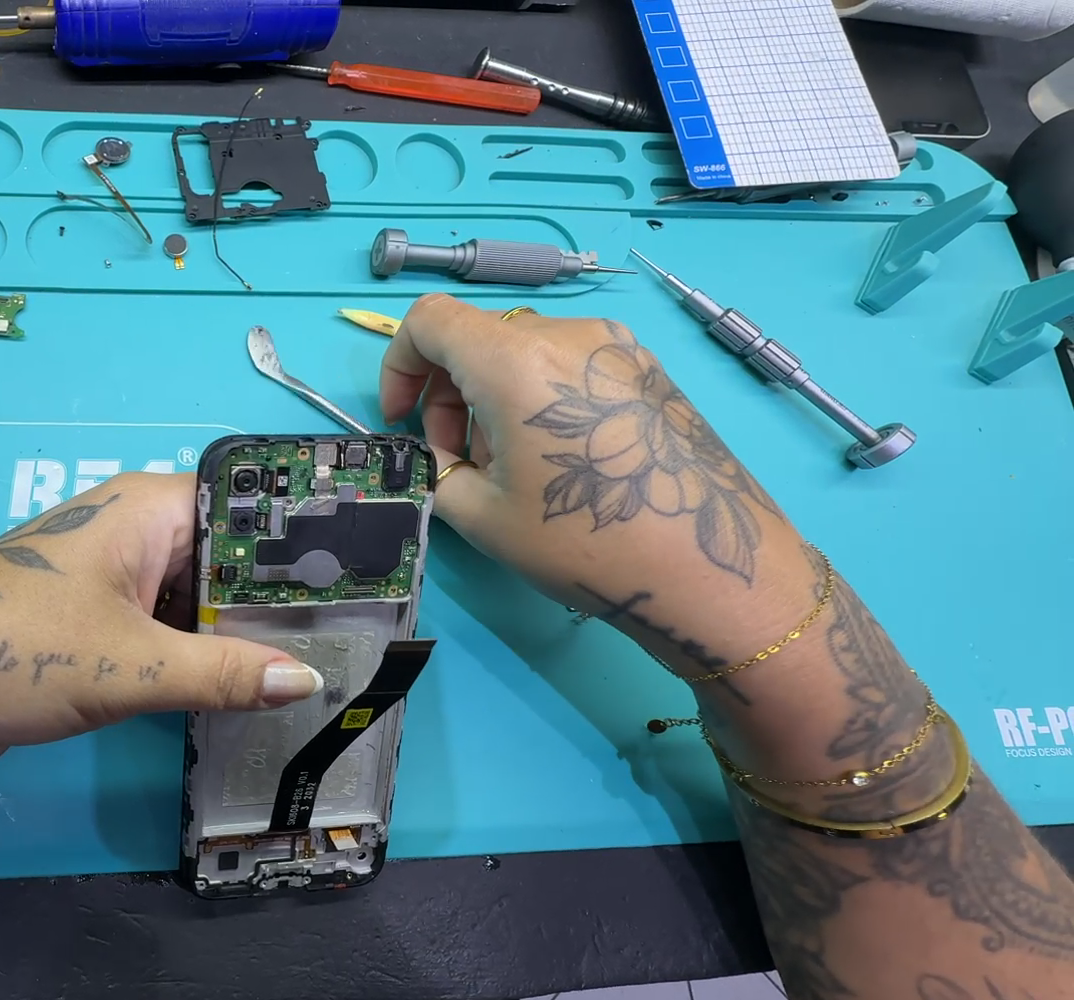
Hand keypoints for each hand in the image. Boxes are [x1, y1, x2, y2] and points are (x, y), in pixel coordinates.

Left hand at [0, 472, 321, 768]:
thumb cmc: (18, 653)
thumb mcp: (130, 664)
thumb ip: (225, 672)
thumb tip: (310, 678)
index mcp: (144, 507)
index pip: (245, 506)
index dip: (300, 542)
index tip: (358, 583)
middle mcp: (131, 529)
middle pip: (223, 555)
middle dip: (274, 597)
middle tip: (347, 638)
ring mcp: (108, 575)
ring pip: (193, 596)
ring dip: (235, 632)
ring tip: (311, 664)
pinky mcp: (92, 617)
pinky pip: (162, 625)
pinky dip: (196, 652)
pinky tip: (242, 684)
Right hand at [379, 295, 814, 663]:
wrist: (711, 569)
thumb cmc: (580, 541)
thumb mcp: (476, 514)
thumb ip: (434, 467)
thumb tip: (438, 451)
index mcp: (514, 361)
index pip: (428, 321)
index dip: (397, 365)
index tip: (402, 418)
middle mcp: (566, 334)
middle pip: (474, 339)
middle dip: (444, 395)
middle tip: (456, 460)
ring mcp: (614, 347)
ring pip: (517, 353)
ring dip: (487, 400)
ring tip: (508, 468)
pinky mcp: (644, 368)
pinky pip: (562, 364)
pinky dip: (531, 399)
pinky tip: (554, 459)